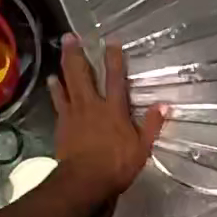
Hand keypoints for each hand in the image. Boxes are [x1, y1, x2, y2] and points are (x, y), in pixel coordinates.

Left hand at [48, 36, 165, 204]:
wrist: (84, 180)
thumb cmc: (116, 166)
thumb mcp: (142, 148)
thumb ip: (152, 125)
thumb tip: (164, 105)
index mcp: (114, 110)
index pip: (116, 78)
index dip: (114, 59)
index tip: (111, 41)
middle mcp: (92, 105)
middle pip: (83, 74)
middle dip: (77, 54)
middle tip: (70, 36)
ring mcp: (74, 113)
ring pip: (67, 84)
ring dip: (63, 66)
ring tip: (61, 52)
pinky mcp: (62, 124)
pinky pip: (58, 102)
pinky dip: (55, 90)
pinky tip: (52, 82)